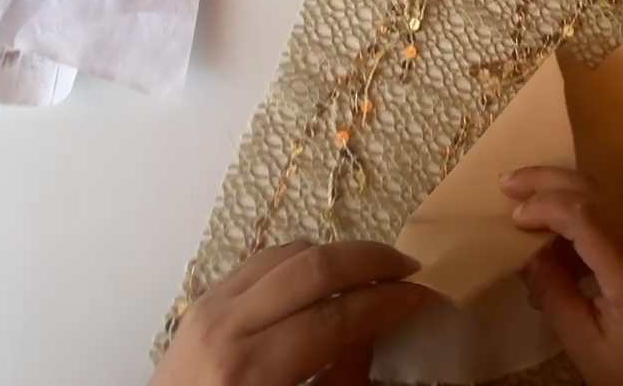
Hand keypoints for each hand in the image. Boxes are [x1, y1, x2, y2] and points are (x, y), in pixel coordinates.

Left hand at [150, 240, 428, 385]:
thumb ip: (337, 381)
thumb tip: (376, 332)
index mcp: (249, 371)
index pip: (334, 317)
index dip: (384, 303)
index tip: (420, 295)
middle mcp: (227, 325)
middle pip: (315, 266)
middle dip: (370, 259)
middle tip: (407, 266)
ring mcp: (210, 305)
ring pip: (290, 251)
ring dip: (338, 253)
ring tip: (372, 268)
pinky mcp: (202, 299)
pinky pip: (263, 259)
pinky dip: (302, 258)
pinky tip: (324, 273)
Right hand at [503, 167, 622, 385]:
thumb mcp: (586, 345)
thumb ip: (553, 293)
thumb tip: (523, 250)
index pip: (584, 213)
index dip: (544, 205)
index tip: (512, 214)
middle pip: (594, 190)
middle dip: (548, 180)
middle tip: (507, 182)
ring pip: (605, 193)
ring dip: (564, 189)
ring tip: (525, 197)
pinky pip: (616, 209)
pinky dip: (583, 206)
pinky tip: (558, 226)